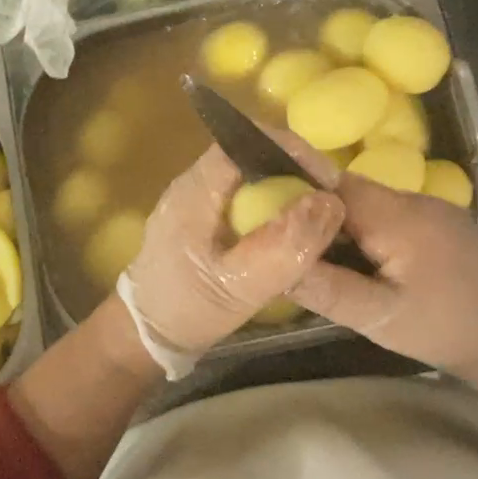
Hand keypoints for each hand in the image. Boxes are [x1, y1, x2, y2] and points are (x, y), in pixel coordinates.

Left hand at [119, 146, 344, 378]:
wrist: (144, 337)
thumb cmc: (186, 310)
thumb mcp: (238, 287)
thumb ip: (282, 247)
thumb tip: (330, 203)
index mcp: (194, 190)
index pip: (248, 141)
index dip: (293, 151)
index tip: (329, 181)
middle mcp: (192, 185)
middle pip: (253, 157)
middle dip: (297, 172)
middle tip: (333, 203)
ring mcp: (195, 202)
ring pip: (251, 179)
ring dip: (288, 192)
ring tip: (321, 217)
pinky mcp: (201, 222)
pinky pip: (244, 200)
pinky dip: (272, 209)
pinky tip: (293, 233)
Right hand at [289, 172, 477, 388]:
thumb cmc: (444, 327)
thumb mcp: (378, 317)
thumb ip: (325, 288)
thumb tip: (272, 265)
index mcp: (397, 217)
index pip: (331, 186)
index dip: (293, 191)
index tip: (258, 205)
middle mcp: (412, 200)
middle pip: (344, 190)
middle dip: (307, 206)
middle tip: (270, 232)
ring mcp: (427, 208)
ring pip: (363, 201)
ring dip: (332, 219)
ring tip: (301, 247)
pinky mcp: (434, 222)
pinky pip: (382, 213)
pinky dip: (357, 228)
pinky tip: (345, 256)